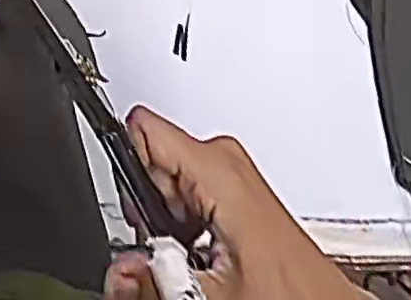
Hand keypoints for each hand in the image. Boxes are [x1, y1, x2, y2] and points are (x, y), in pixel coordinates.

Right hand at [103, 107, 360, 299]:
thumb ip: (151, 278)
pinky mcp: (235, 180)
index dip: (131, 173)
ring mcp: (230, 167)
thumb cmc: (291, 296)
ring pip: (167, 174)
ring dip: (169, 219)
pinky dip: (186, 220)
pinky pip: (187, 183)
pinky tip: (206, 255)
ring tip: (196, 259)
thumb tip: (118, 270)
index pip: (141, 127)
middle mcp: (222, 156)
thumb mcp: (210, 297)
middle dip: (151, 206)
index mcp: (215, 166)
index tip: (143, 216)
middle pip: (151, 157)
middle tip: (174, 250)